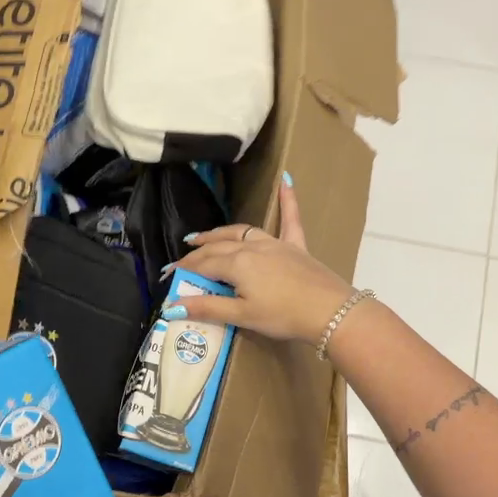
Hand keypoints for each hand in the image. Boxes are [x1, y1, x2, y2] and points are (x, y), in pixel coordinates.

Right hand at [163, 175, 356, 343]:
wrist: (329, 312)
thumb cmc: (282, 316)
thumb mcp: (241, 315)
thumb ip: (206, 308)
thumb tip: (171, 306)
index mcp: (236, 264)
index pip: (202, 263)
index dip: (183, 269)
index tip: (168, 276)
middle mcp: (251, 248)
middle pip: (218, 246)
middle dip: (197, 252)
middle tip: (182, 259)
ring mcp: (275, 244)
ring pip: (241, 233)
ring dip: (221, 233)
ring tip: (205, 236)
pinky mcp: (296, 247)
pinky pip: (290, 219)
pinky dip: (288, 200)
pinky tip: (286, 180)